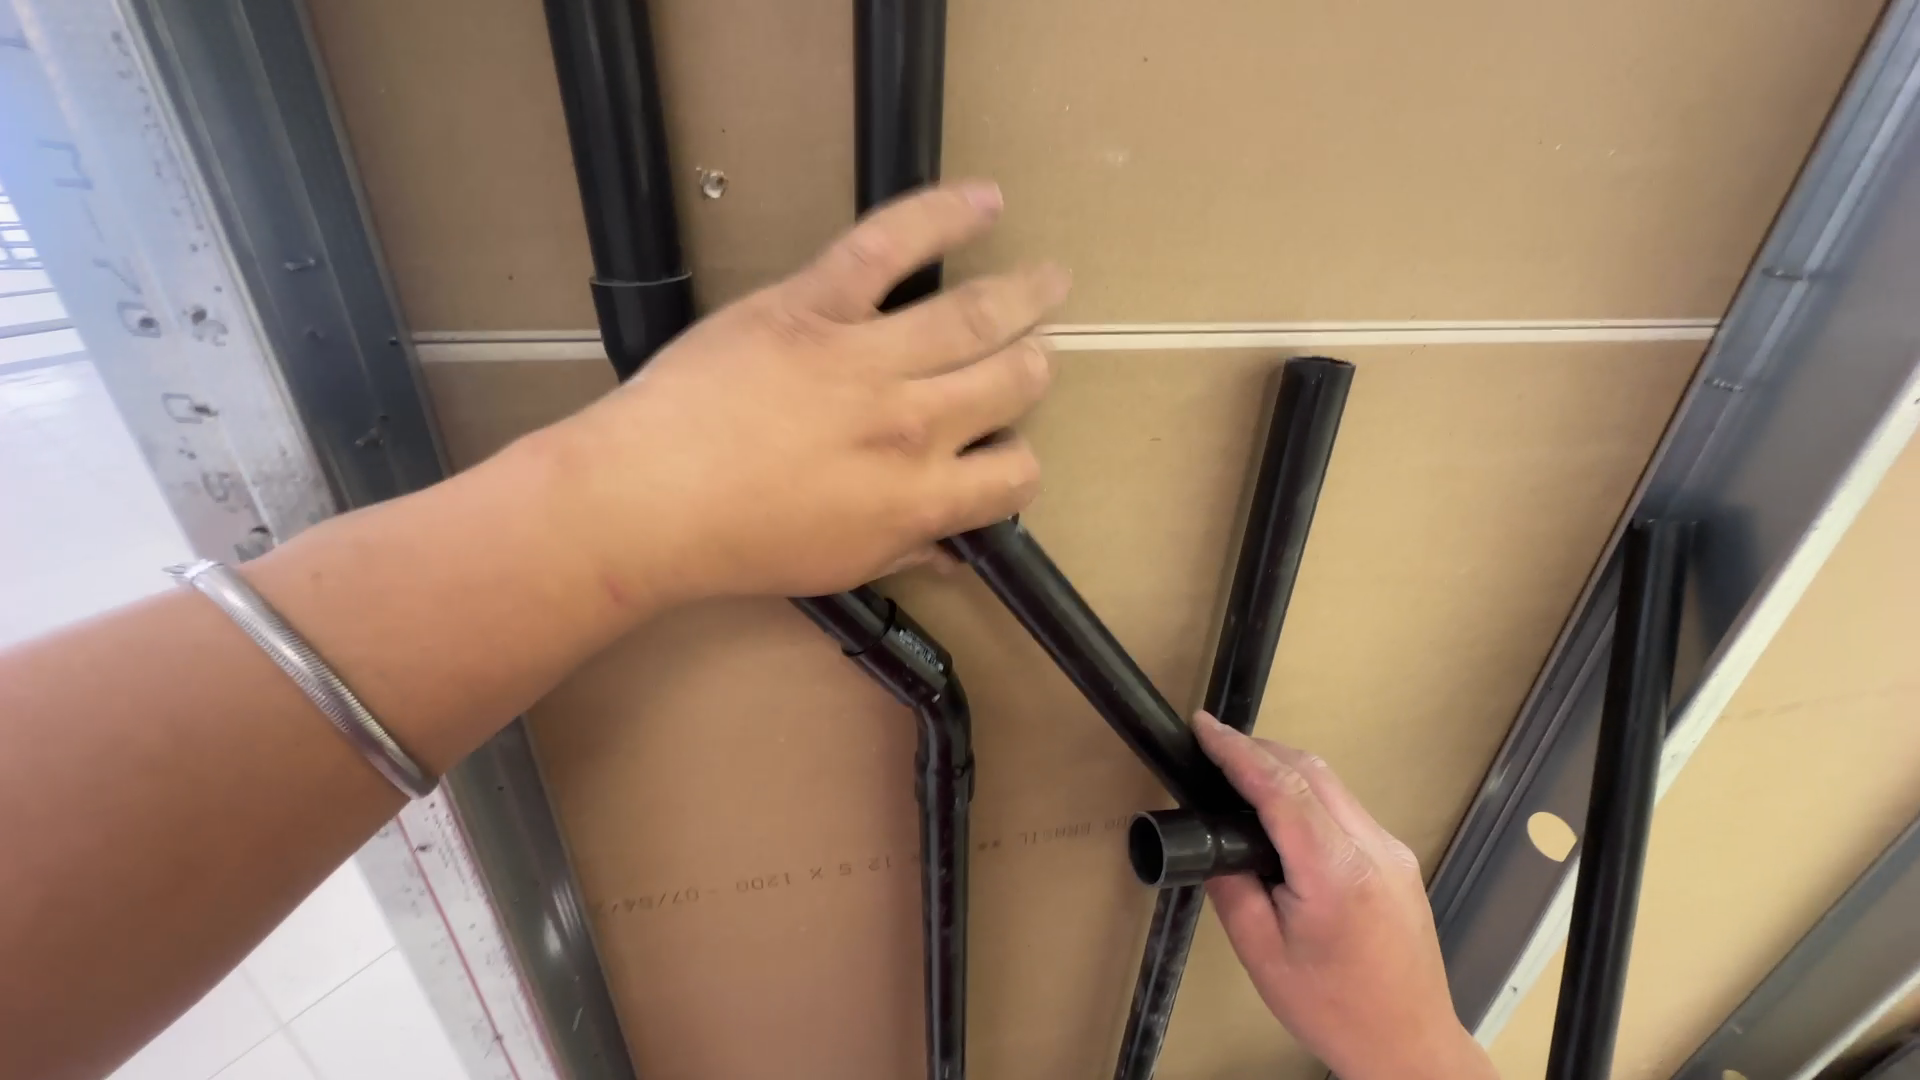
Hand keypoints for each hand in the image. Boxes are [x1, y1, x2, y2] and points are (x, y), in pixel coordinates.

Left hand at [530, 180, 1068, 604]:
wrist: (649, 500)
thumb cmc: (743, 544)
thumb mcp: (840, 567)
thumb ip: (910, 551)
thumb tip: (956, 552)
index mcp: (920, 499)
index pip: (1015, 476)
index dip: (1019, 465)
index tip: (1001, 453)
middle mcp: (913, 426)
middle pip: (1011, 384)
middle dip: (1031, 372)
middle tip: (1031, 360)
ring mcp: (867, 360)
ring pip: (976, 318)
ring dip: (1025, 297)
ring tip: (1052, 280)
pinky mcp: (816, 305)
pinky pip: (890, 246)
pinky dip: (943, 216)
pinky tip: (987, 201)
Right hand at [1193, 713, 1498, 1079]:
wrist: (1413, 1050)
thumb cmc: (1334, 1011)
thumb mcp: (1261, 953)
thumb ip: (1231, 886)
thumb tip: (1214, 841)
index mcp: (1336, 874)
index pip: (1281, 788)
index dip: (1237, 750)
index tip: (1203, 726)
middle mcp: (1373, 848)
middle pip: (1310, 770)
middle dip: (1256, 747)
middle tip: (1212, 745)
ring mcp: (1391, 849)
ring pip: (1329, 781)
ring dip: (1281, 765)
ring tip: (1237, 771)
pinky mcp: (1396, 856)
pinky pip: (1342, 803)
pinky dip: (1304, 788)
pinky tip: (1278, 806)